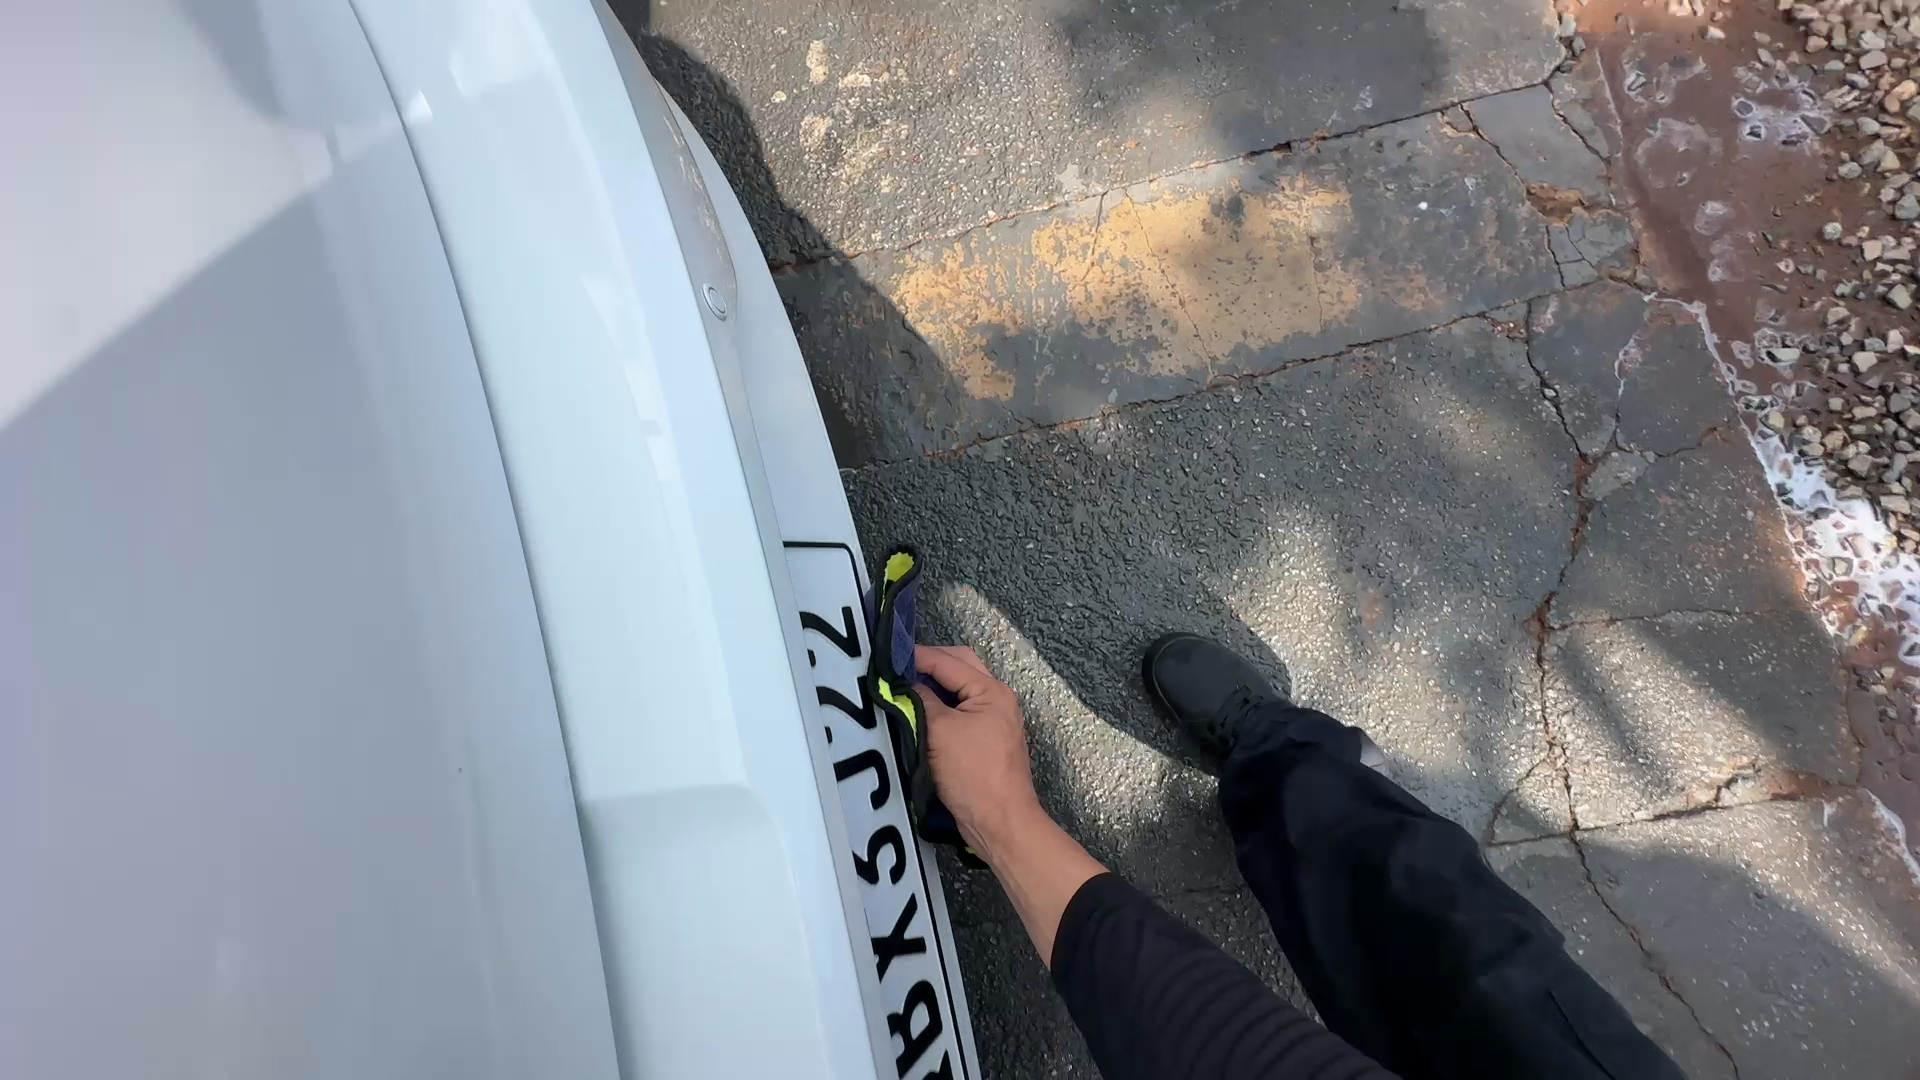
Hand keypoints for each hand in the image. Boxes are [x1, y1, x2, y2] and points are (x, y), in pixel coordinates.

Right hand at [915, 644, 1045, 861]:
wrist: (1000, 821)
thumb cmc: (973, 774)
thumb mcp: (940, 731)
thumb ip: (921, 700)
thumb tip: (904, 683)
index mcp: (992, 691)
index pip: (949, 661)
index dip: (918, 656)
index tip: (889, 655)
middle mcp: (997, 699)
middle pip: (960, 667)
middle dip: (930, 664)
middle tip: (899, 667)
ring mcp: (994, 719)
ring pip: (960, 689)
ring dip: (935, 685)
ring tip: (905, 686)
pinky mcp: (986, 739)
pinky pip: (961, 710)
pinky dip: (941, 706)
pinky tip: (921, 711)